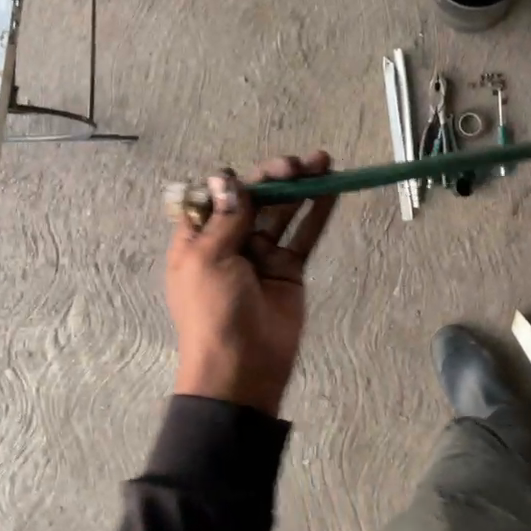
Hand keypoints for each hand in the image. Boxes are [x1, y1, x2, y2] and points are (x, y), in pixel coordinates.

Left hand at [165, 152, 337, 415]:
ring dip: (301, 187)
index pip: (216, 197)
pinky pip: (304, 233)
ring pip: (283, 211)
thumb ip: (225, 217)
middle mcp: (229, 242)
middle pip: (255, 199)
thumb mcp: (208, 259)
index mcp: (198, 239)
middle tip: (301, 163)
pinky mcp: (288, 268)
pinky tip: (333, 190)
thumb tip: (227, 177)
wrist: (241, 369)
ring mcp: (261, 254)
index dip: (236, 180)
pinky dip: (318, 212)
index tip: (258, 174)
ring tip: (324, 162)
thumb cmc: (213, 312)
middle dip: (277, 177)